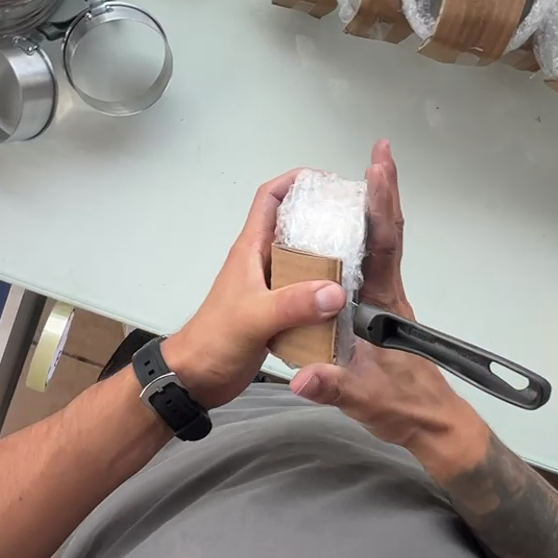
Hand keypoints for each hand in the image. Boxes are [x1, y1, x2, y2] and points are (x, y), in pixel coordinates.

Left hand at [161, 171, 344, 408]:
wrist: (196, 377)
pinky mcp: (277, 309)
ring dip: (328, 253)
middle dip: (322, 215)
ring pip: (302, 257)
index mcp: (250, 249)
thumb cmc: (213, 340)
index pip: (269, 198)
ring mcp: (269, 285)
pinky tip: (347, 295)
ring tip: (360, 253)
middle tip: (356, 218)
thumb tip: (335, 291)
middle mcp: (261, 261)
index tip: (326, 181)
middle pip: (293, 224)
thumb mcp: (254, 317)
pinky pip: (305, 288)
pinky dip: (325, 288)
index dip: (294, 181)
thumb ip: (293, 304)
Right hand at [290, 142, 488, 475]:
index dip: (380, 204)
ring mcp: (380, 296)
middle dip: (384, 190)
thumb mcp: (362, 398)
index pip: (383, 243)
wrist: (428, 423)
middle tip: (379, 152)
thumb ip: (333, 386)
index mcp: (383, 301)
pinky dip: (363, 231)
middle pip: (386, 230)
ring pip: (379, 241)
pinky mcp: (373, 306)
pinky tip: (347, 223)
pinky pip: (368, 258)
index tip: (375, 168)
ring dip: (375, 206)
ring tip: (366, 173)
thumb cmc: (402, 406)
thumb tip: (303, 377)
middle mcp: (384, 290)